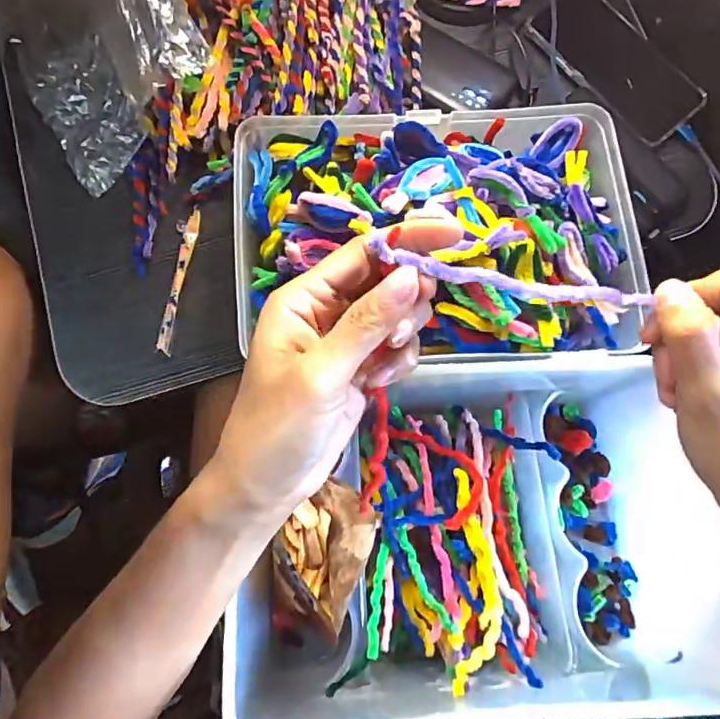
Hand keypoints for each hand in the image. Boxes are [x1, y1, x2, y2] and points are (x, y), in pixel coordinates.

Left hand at [203, 215, 463, 515]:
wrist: (265, 486)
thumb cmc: (277, 427)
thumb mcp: (321, 374)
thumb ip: (367, 323)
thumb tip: (412, 276)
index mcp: (305, 298)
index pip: (363, 253)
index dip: (408, 239)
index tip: (455, 233)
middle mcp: (326, 311)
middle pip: (386, 279)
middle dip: (405, 298)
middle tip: (402, 332)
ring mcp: (345, 340)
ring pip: (397, 314)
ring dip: (403, 332)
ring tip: (383, 362)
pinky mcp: (359, 368)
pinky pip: (395, 347)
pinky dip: (398, 360)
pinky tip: (378, 383)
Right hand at [640, 270, 719, 550]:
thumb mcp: (707, 396)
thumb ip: (689, 336)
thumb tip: (668, 288)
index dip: (683, 306)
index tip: (651, 341)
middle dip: (687, 341)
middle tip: (670, 383)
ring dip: (690, 357)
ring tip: (681, 396)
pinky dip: (704, 368)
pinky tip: (696, 397)